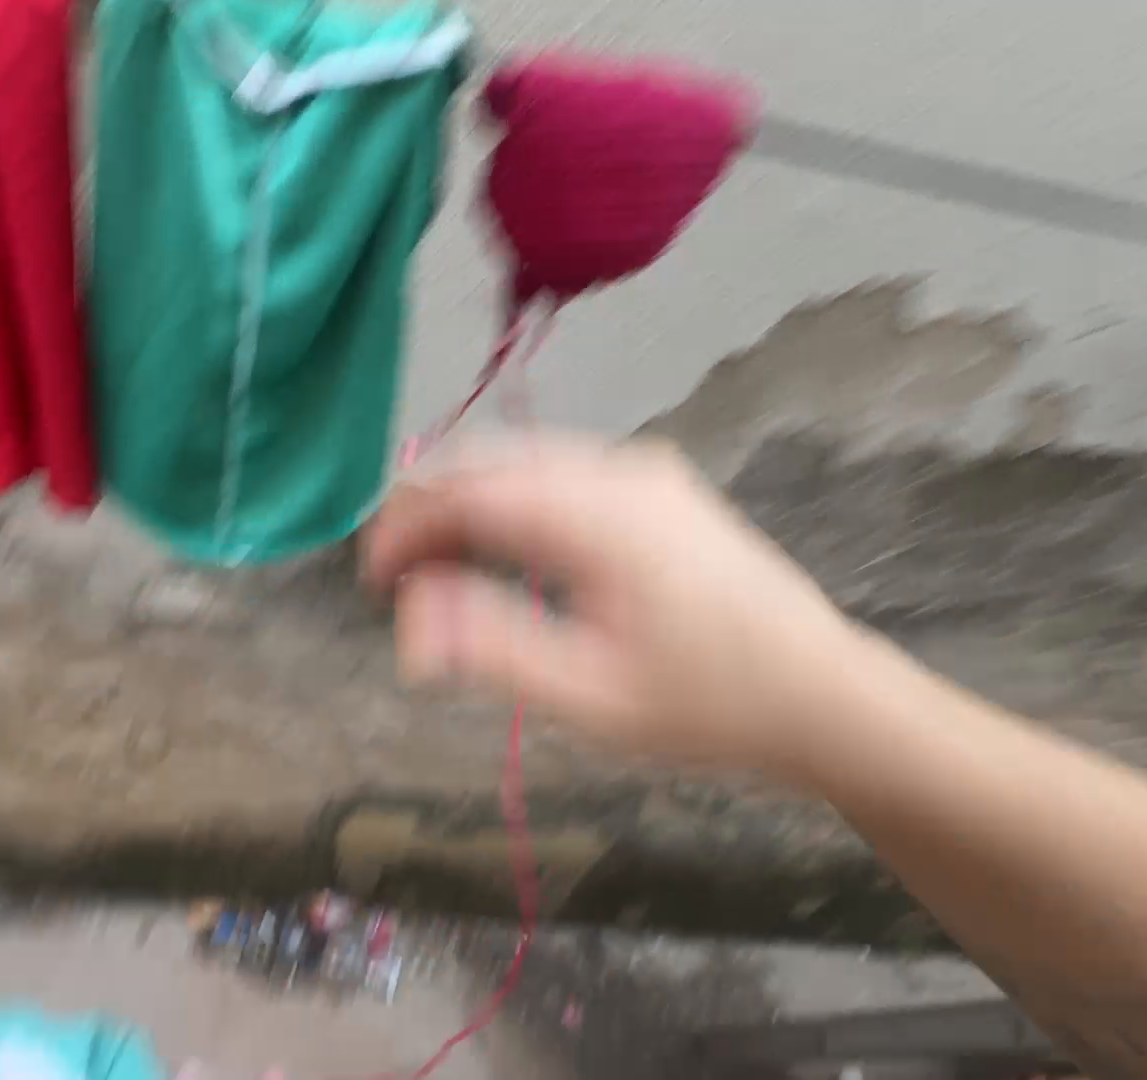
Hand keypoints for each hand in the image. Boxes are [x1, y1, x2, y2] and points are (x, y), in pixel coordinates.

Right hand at [360, 433, 866, 775]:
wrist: (829, 700)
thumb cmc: (709, 707)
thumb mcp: (589, 698)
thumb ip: (490, 647)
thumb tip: (409, 613)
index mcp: (604, 518)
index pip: (469, 491)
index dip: (404, 526)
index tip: (371, 580)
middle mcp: (618, 471)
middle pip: (484, 461)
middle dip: (422, 512)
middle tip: (394, 579)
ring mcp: (637, 469)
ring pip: (511, 461)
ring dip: (457, 506)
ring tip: (432, 570)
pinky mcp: (645, 482)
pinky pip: (545, 472)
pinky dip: (497, 503)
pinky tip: (490, 549)